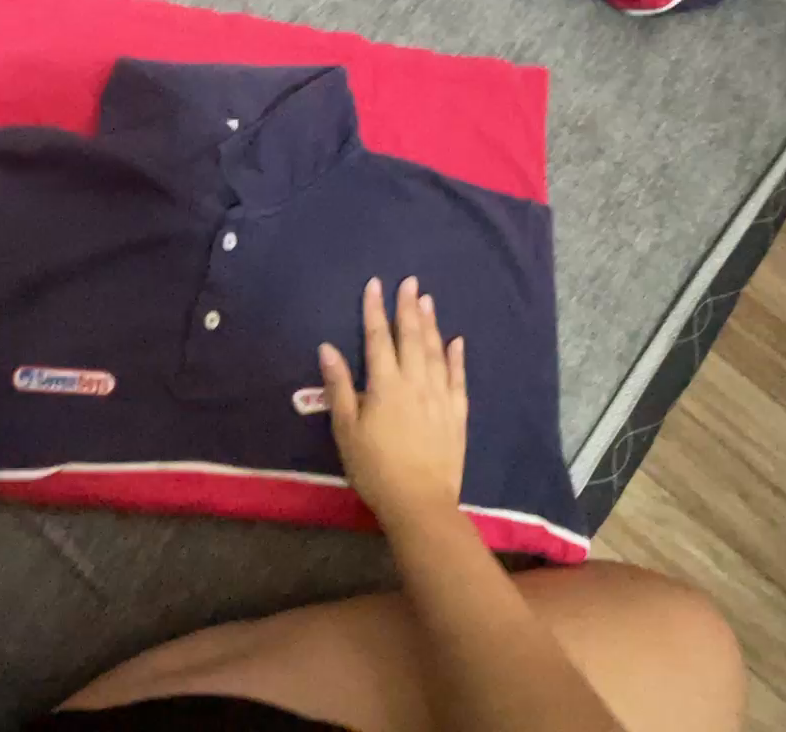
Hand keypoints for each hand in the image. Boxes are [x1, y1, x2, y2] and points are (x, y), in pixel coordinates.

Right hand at [319, 276, 468, 528]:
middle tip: (410, 282)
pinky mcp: (457, 414)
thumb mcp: (345, 428)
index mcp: (385, 385)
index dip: (375, 310)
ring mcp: (440, 397)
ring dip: (431, 324)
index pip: (378, 338)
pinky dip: (456, 357)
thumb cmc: (374, 467)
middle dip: (408, 307)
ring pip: (435, 352)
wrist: (419, 503)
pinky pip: (458, 378)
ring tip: (428, 300)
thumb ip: (338, 386)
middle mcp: (415, 383)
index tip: (375, 284)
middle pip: (411, 337)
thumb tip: (327, 348)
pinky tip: (456, 341)